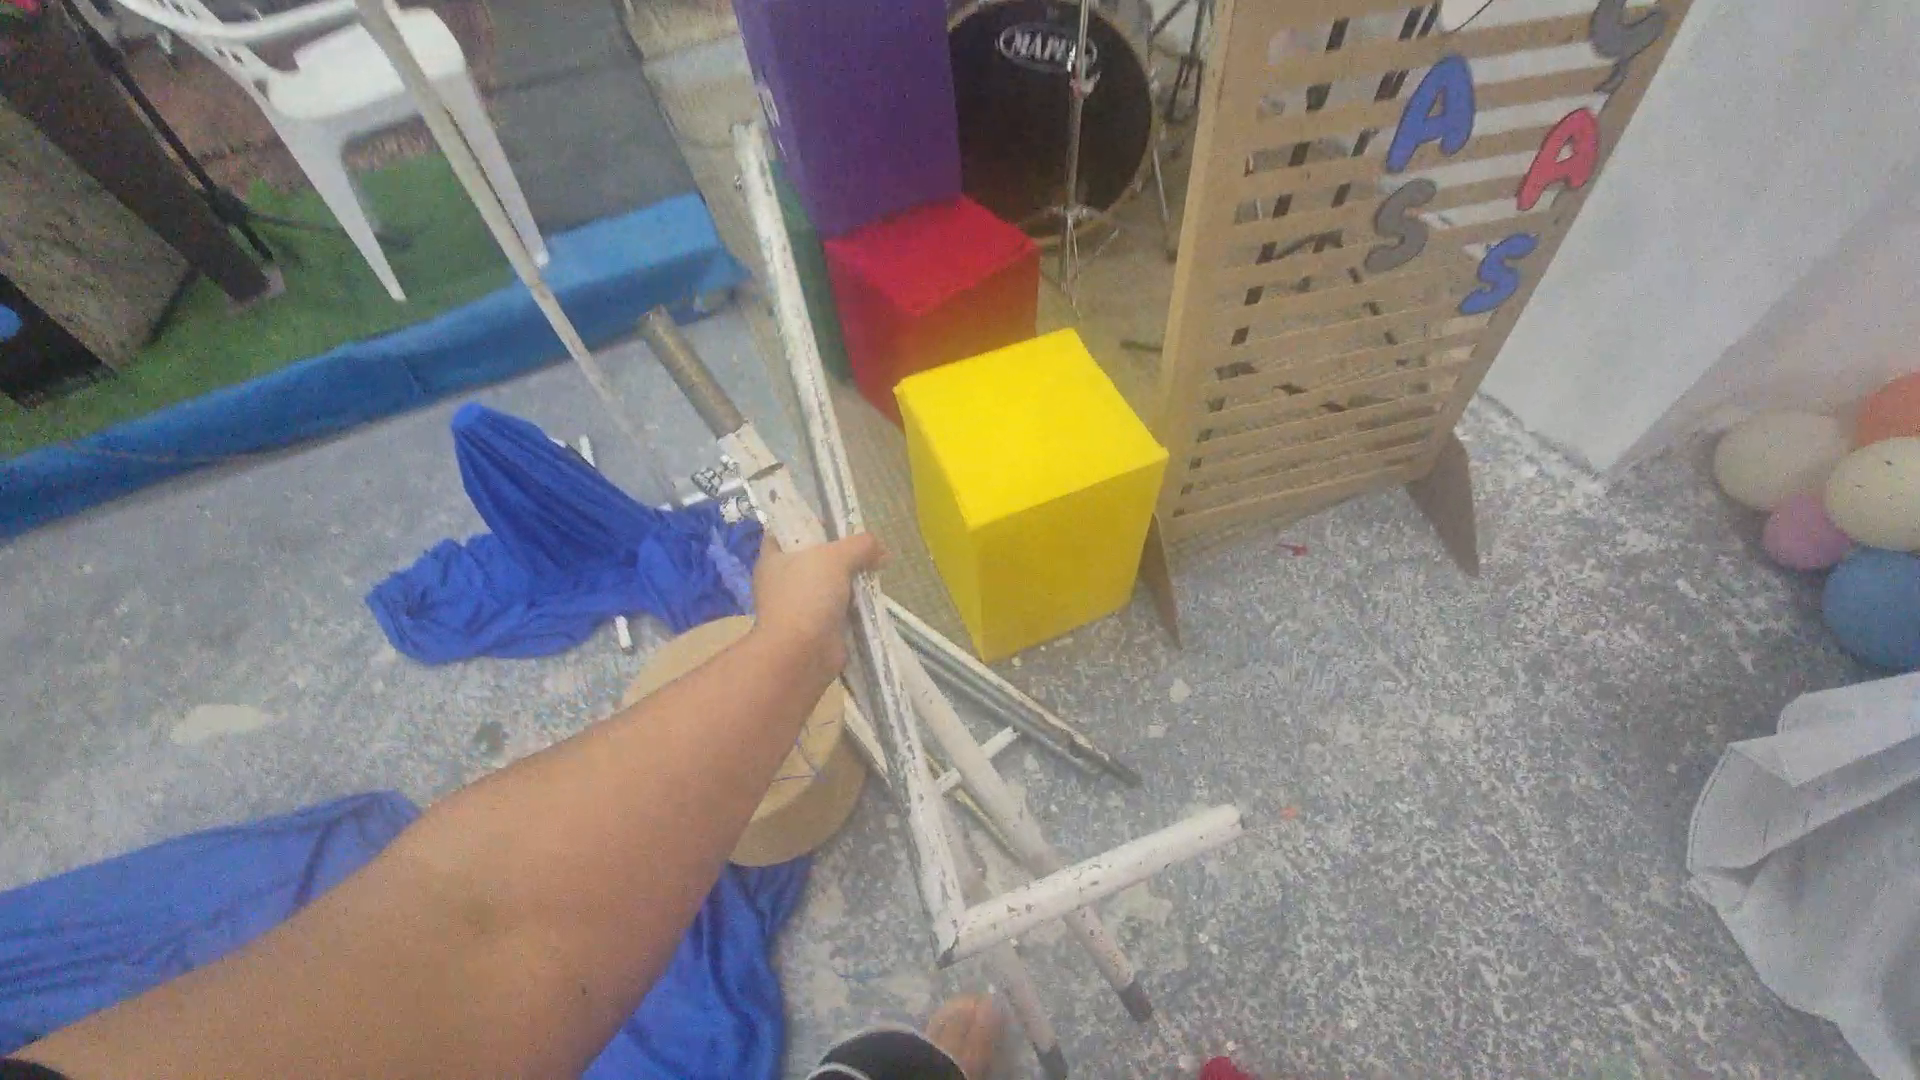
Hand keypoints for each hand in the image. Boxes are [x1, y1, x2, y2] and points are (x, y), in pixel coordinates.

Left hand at [750, 532, 883, 672]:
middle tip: (864, 547)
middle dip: (839, 552)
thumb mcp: (836, 558)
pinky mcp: (816, 626)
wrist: (801, 653)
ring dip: (850, 579)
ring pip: (828, 583)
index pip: (785, 530)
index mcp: (774, 557)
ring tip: (874, 570)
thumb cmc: (807, 595)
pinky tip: (872, 598)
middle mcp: (782, 579)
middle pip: (813, 556)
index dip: (807, 521)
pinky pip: (838, 607)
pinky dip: (854, 603)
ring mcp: (799, 605)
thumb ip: (861, 546)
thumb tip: (882, 551)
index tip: (833, 521)